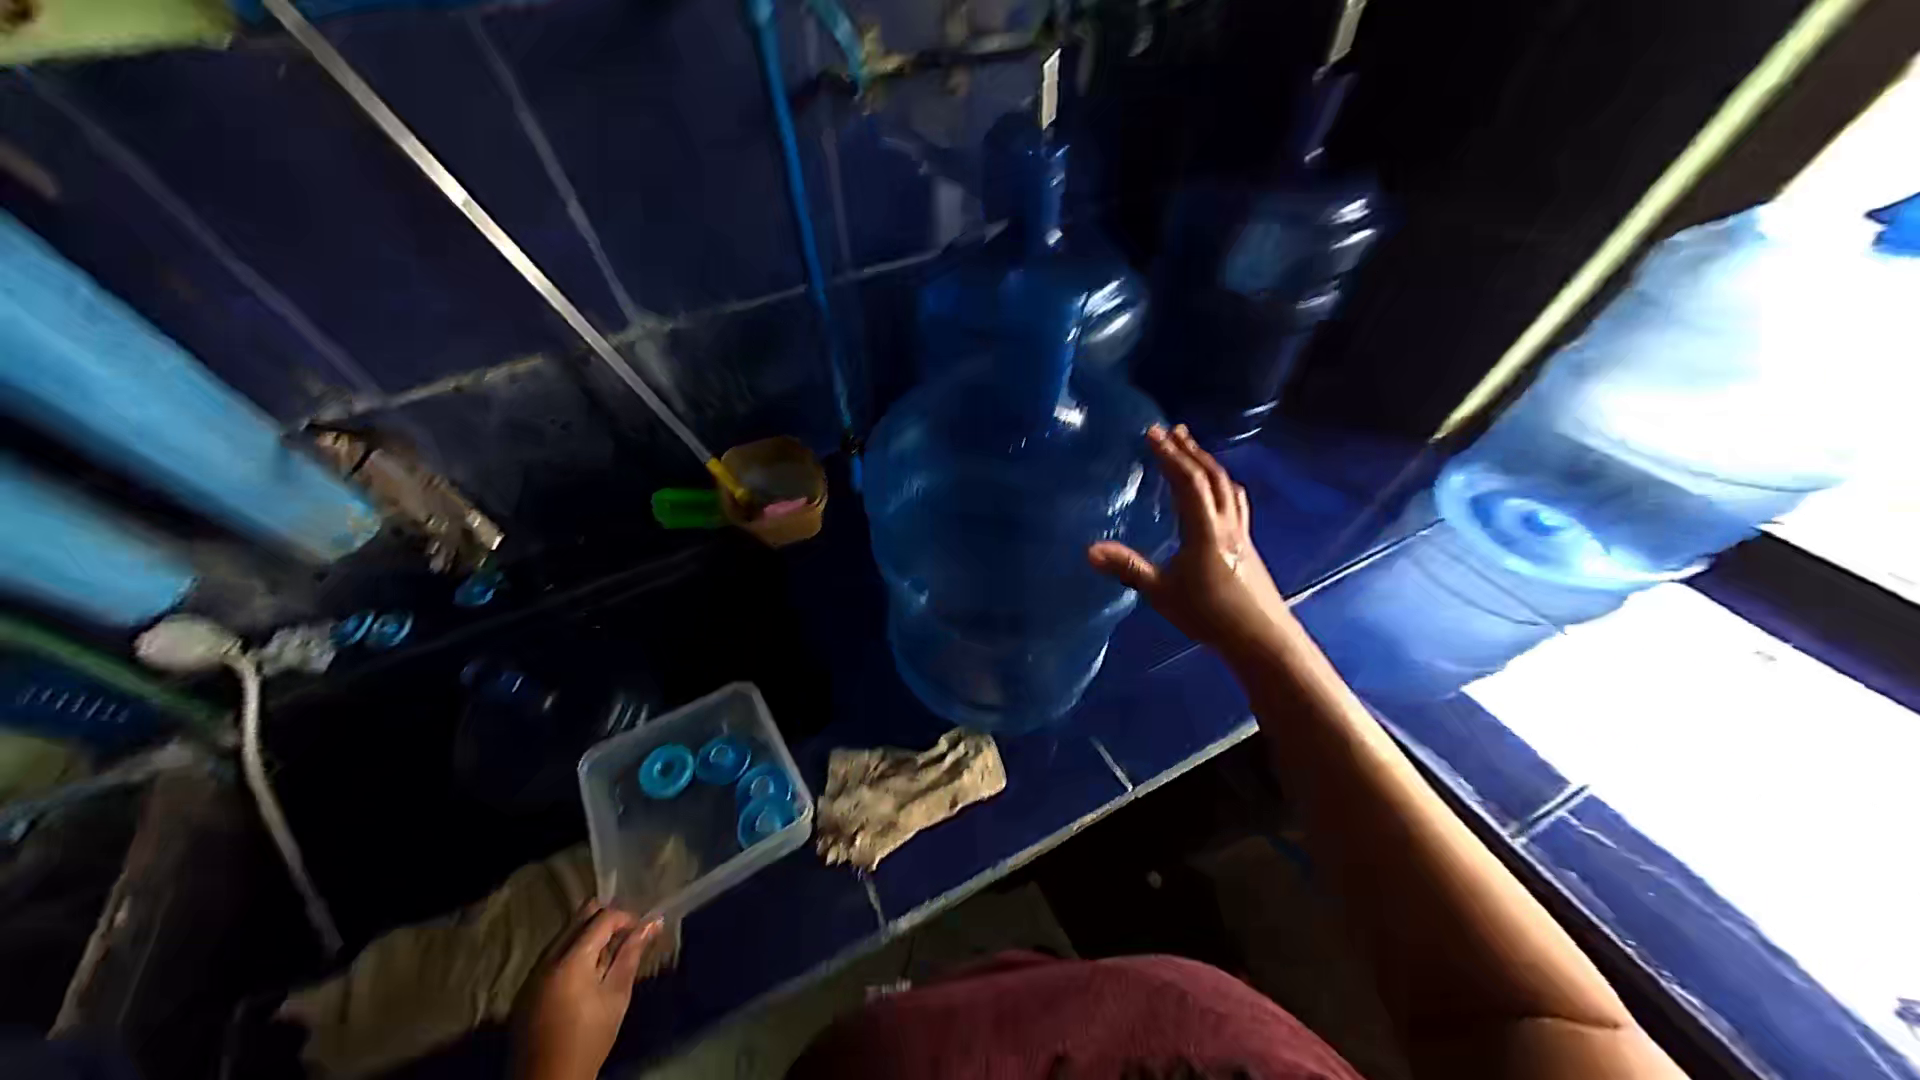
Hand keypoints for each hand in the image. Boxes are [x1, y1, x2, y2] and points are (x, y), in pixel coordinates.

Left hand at [512, 903, 660, 1079]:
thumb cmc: (589, 1039)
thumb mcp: (617, 995)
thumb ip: (632, 954)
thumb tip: (654, 921)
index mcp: (570, 961)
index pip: (602, 918)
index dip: (626, 918)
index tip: (640, 932)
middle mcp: (546, 960)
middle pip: (579, 918)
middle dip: (606, 922)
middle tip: (624, 940)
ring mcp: (532, 975)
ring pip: (565, 934)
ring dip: (589, 936)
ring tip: (607, 959)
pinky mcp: (525, 989)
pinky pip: (553, 954)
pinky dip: (573, 953)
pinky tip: (585, 976)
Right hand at [1089, 425, 1294, 658]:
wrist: (1261, 637)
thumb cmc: (1209, 615)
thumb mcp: (1161, 593)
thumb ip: (1128, 569)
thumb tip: (1090, 551)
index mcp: (1204, 530)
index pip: (1188, 481)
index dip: (1170, 455)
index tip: (1153, 434)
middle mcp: (1226, 523)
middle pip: (1210, 476)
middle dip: (1189, 450)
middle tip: (1172, 430)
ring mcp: (1241, 532)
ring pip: (1227, 486)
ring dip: (1208, 463)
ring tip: (1193, 449)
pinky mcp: (1247, 543)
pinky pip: (1235, 500)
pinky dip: (1221, 483)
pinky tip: (1219, 490)